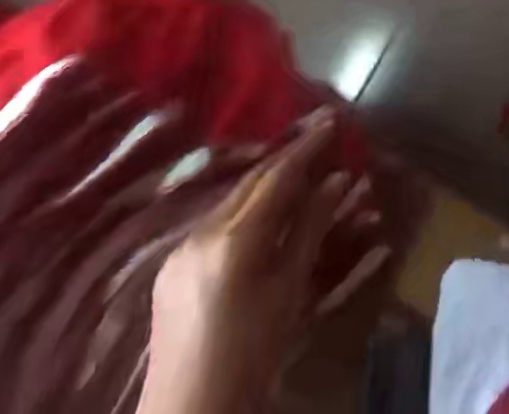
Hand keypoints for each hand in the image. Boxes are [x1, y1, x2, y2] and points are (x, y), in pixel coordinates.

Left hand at [140, 111, 348, 413]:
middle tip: (318, 137)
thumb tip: (337, 180)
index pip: (275, 178)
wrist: (189, 412)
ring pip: (231, 200)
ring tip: (298, 169)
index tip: (330, 124)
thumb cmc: (252, 354)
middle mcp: (200, 233)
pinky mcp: (171, 265)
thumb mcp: (288, 290)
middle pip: (250, 183)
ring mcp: (179, 248)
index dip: (304, 149)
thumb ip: (310, 229)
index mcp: (231, 240)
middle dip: (286, 158)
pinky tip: (262, 212)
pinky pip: (215, 221)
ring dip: (265, 182)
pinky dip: (244, 208)